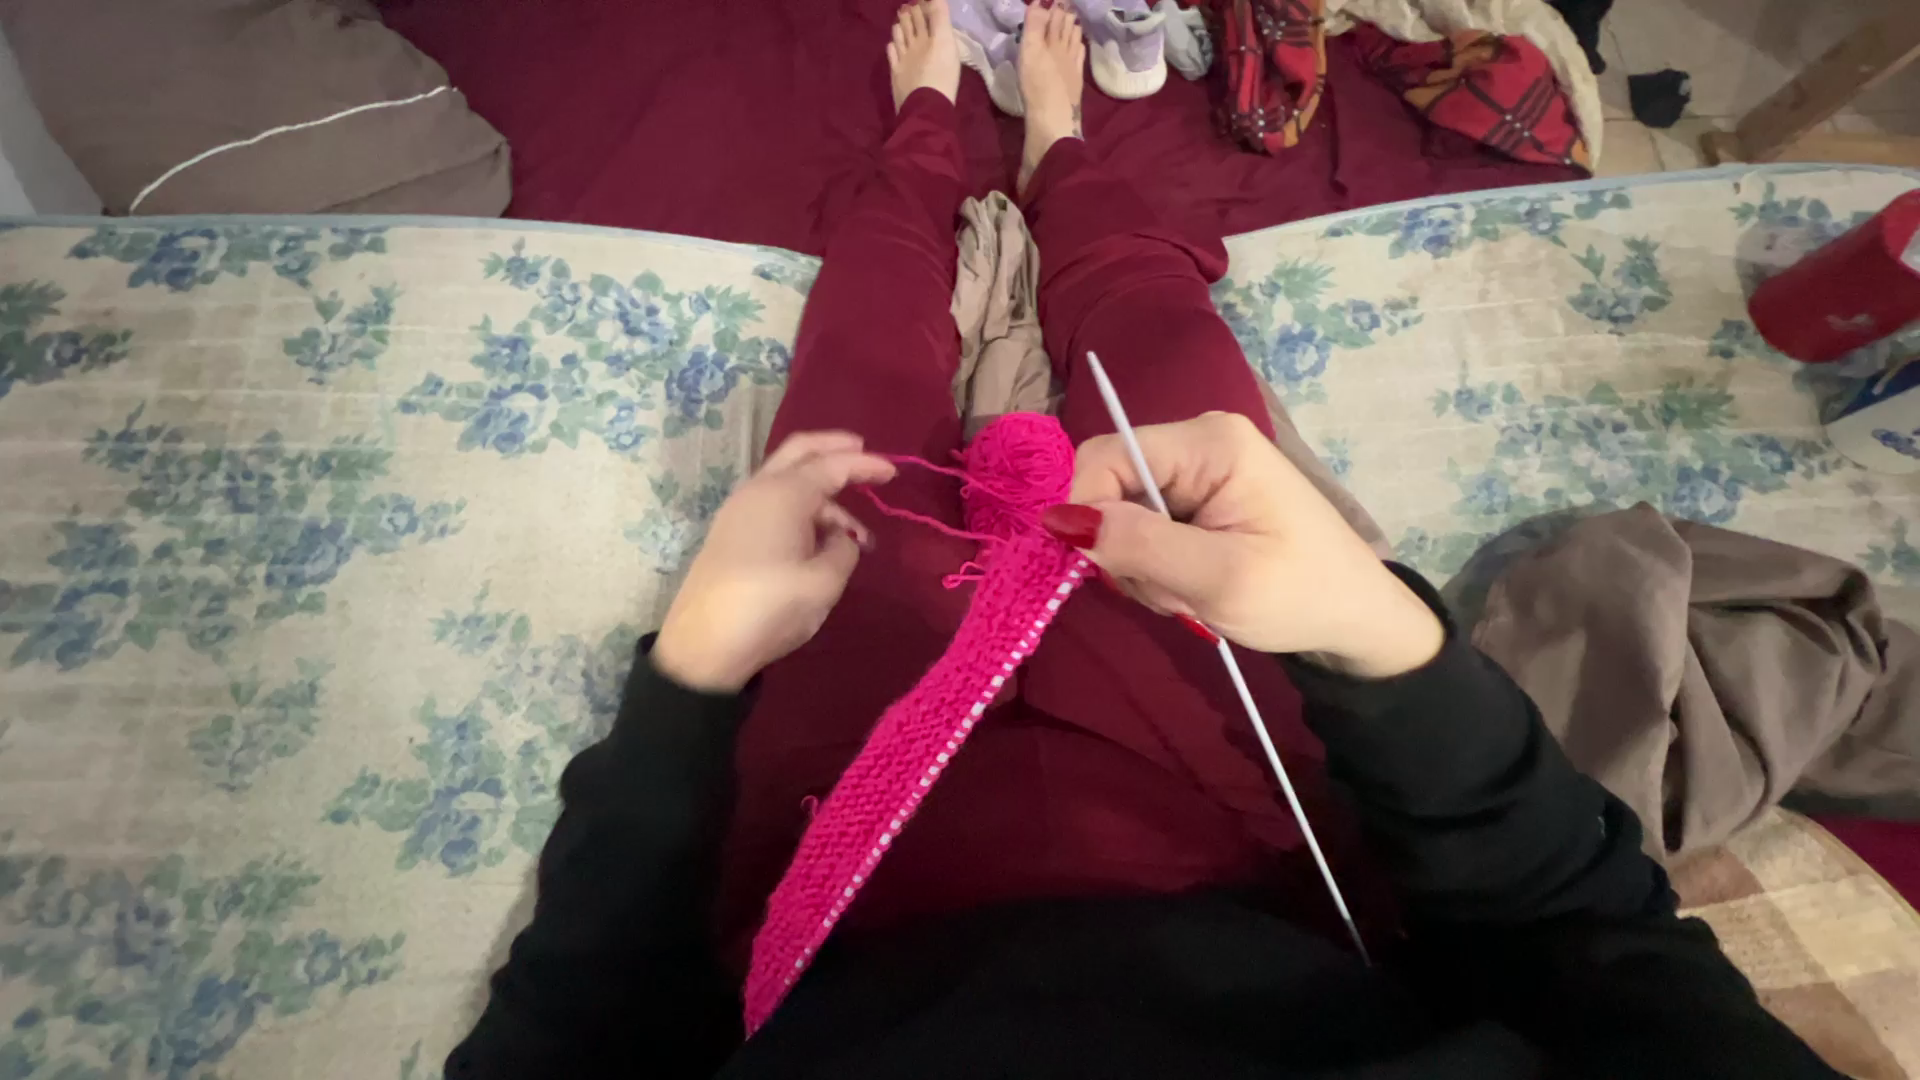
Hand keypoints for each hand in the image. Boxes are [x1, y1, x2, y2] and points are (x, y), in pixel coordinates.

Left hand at [651, 432, 896, 692]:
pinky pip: (776, 504)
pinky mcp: (733, 533)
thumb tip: (841, 540)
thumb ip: (843, 550)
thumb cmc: (770, 607)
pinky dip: (804, 509)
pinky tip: (822, 539)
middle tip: (863, 452)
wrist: (703, 645)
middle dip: (834, 448)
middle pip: (800, 452)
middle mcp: (759, 490)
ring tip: (856, 534)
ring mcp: (741, 510)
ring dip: (823, 494)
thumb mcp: (824, 582)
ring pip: (788, 482)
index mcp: (784, 494)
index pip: (833, 465)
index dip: (866, 465)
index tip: (894, 472)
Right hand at [1050, 412, 1442, 678]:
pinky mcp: (1195, 498)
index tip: (1108, 568)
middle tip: (1168, 591)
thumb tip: (1057, 519)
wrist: (1355, 620)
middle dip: (1121, 547)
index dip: (1087, 511)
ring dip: (1137, 565)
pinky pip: (1141, 526)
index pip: (1104, 456)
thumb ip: (1139, 545)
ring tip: (1186, 593)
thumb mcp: (1219, 578)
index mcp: (1209, 442)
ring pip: (1119, 512)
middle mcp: (1196, 441)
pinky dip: (1150, 566)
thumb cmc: (1301, 595)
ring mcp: (1195, 470)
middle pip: (1109, 485)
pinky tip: (1186, 586)